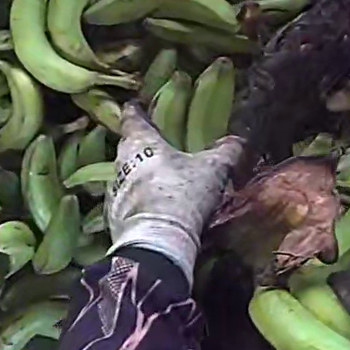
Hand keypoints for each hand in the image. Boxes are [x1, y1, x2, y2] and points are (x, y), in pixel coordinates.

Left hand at [108, 103, 245, 279]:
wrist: (157, 243)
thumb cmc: (181, 195)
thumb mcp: (212, 170)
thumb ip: (225, 152)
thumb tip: (237, 140)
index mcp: (140, 141)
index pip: (131, 117)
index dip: (135, 111)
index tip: (137, 107)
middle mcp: (121, 160)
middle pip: (128, 146)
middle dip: (141, 145)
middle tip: (158, 146)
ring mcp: (114, 189)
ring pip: (126, 173)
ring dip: (139, 174)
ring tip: (159, 180)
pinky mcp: (112, 215)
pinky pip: (126, 200)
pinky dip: (137, 200)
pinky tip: (153, 208)